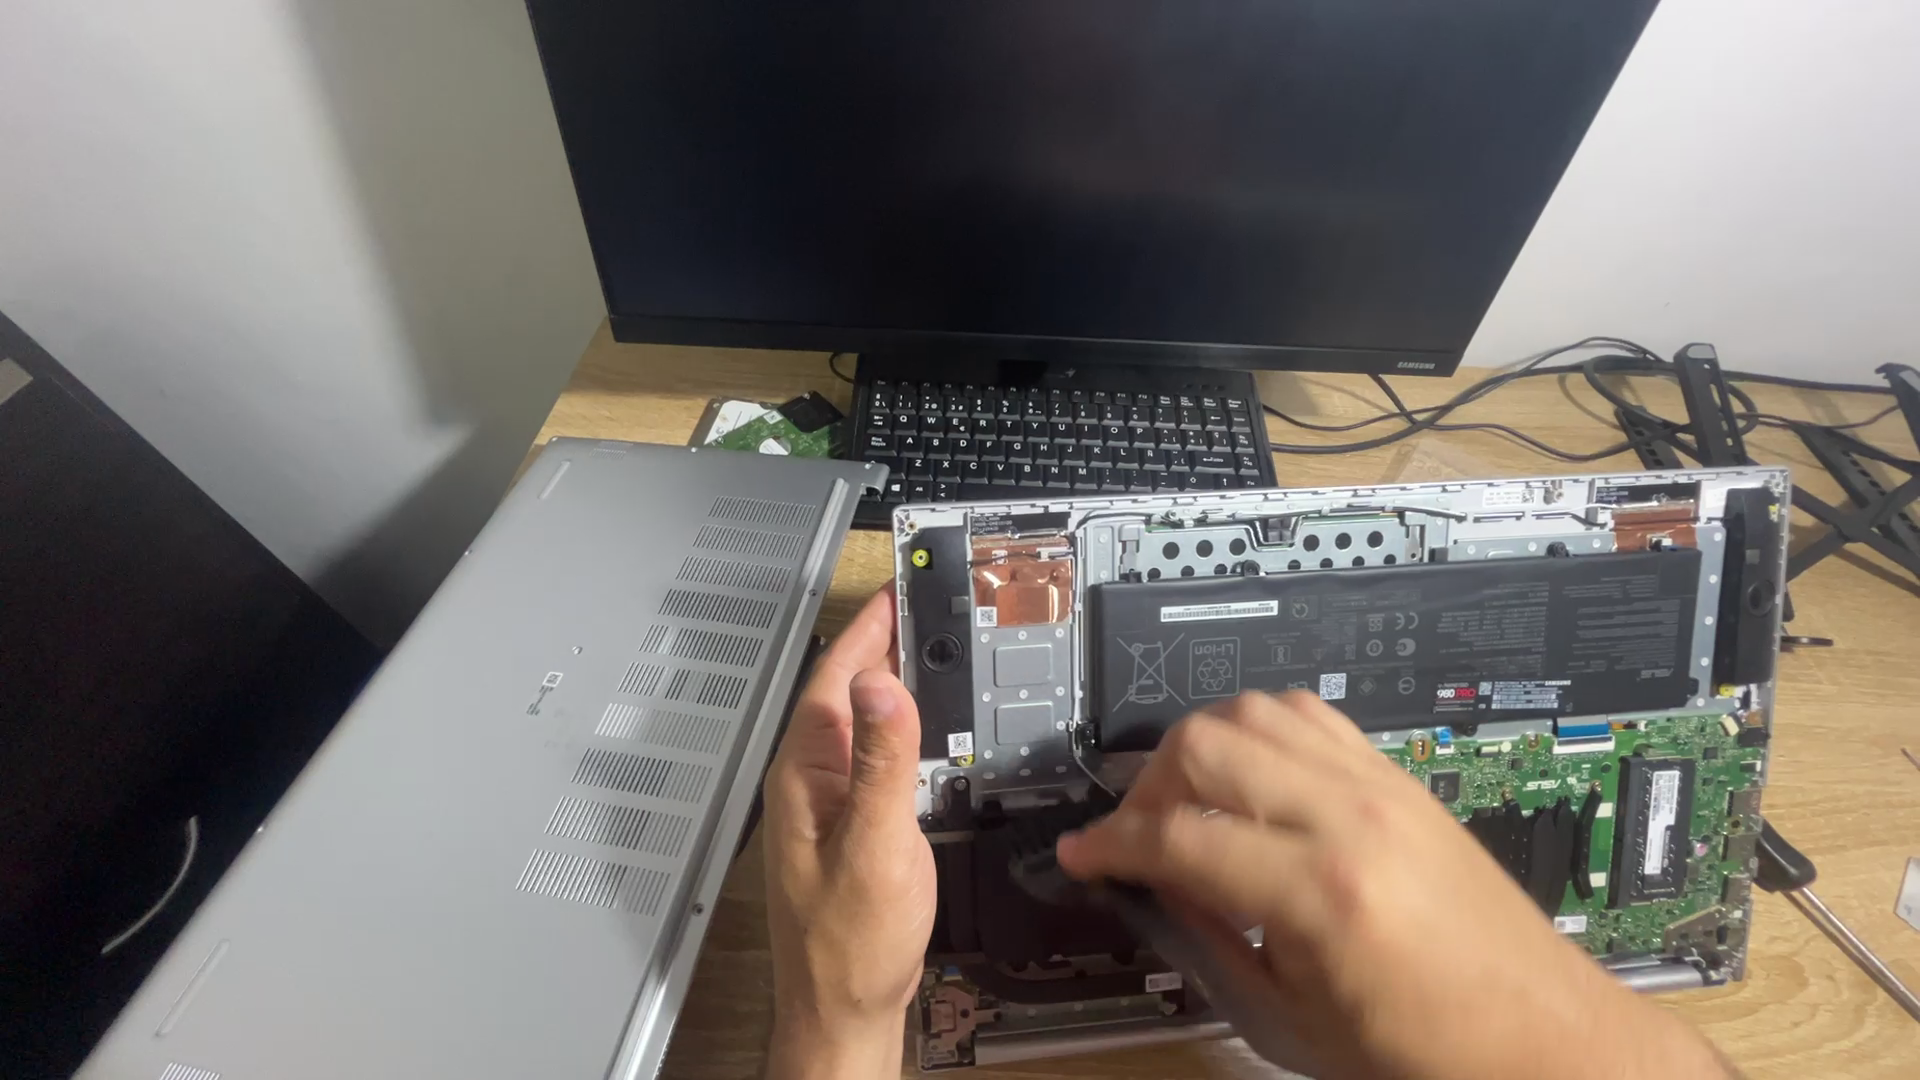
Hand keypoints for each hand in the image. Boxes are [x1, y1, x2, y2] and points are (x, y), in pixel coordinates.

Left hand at [762, 585, 933, 1079]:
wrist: (847, 1007)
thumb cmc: (850, 938)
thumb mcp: (873, 844)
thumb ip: (879, 762)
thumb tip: (881, 682)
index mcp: (807, 769)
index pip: (833, 676)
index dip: (866, 628)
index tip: (897, 591)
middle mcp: (813, 774)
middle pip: (845, 689)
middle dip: (881, 642)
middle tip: (924, 607)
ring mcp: (831, 796)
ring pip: (861, 716)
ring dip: (890, 677)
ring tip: (929, 646)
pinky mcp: (853, 815)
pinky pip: (875, 748)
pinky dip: (900, 719)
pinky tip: (924, 718)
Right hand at [1056, 691, 1736, 1079]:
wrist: (1547, 1040)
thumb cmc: (1415, 1054)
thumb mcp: (1284, 1020)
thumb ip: (1201, 937)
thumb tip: (1145, 877)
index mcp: (1319, 895)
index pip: (1179, 837)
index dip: (1112, 843)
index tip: (1080, 853)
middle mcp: (1344, 816)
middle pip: (1202, 747)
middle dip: (1147, 787)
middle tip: (1142, 832)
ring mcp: (1373, 781)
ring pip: (1245, 711)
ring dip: (1196, 749)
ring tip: (1191, 797)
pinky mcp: (1391, 771)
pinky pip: (1299, 711)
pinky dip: (1252, 729)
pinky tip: (1248, 771)